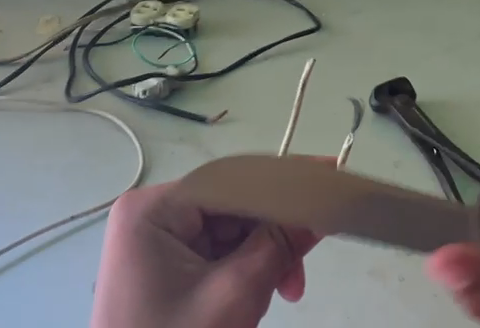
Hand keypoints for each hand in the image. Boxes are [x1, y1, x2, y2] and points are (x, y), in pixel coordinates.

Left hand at [89, 180, 320, 327]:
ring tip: (280, 294)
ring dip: (261, 260)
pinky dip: (242, 273)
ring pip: (228, 232)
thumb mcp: (234, 296)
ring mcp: (154, 243)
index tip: (329, 178)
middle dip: (271, 237)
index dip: (282, 181)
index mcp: (153, 210)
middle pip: (232, 207)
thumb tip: (320, 210)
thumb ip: (280, 245)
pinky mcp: (161, 270)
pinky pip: (215, 255)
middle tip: (299, 278)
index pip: (231, 180)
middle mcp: (150, 215)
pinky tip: (254, 300)